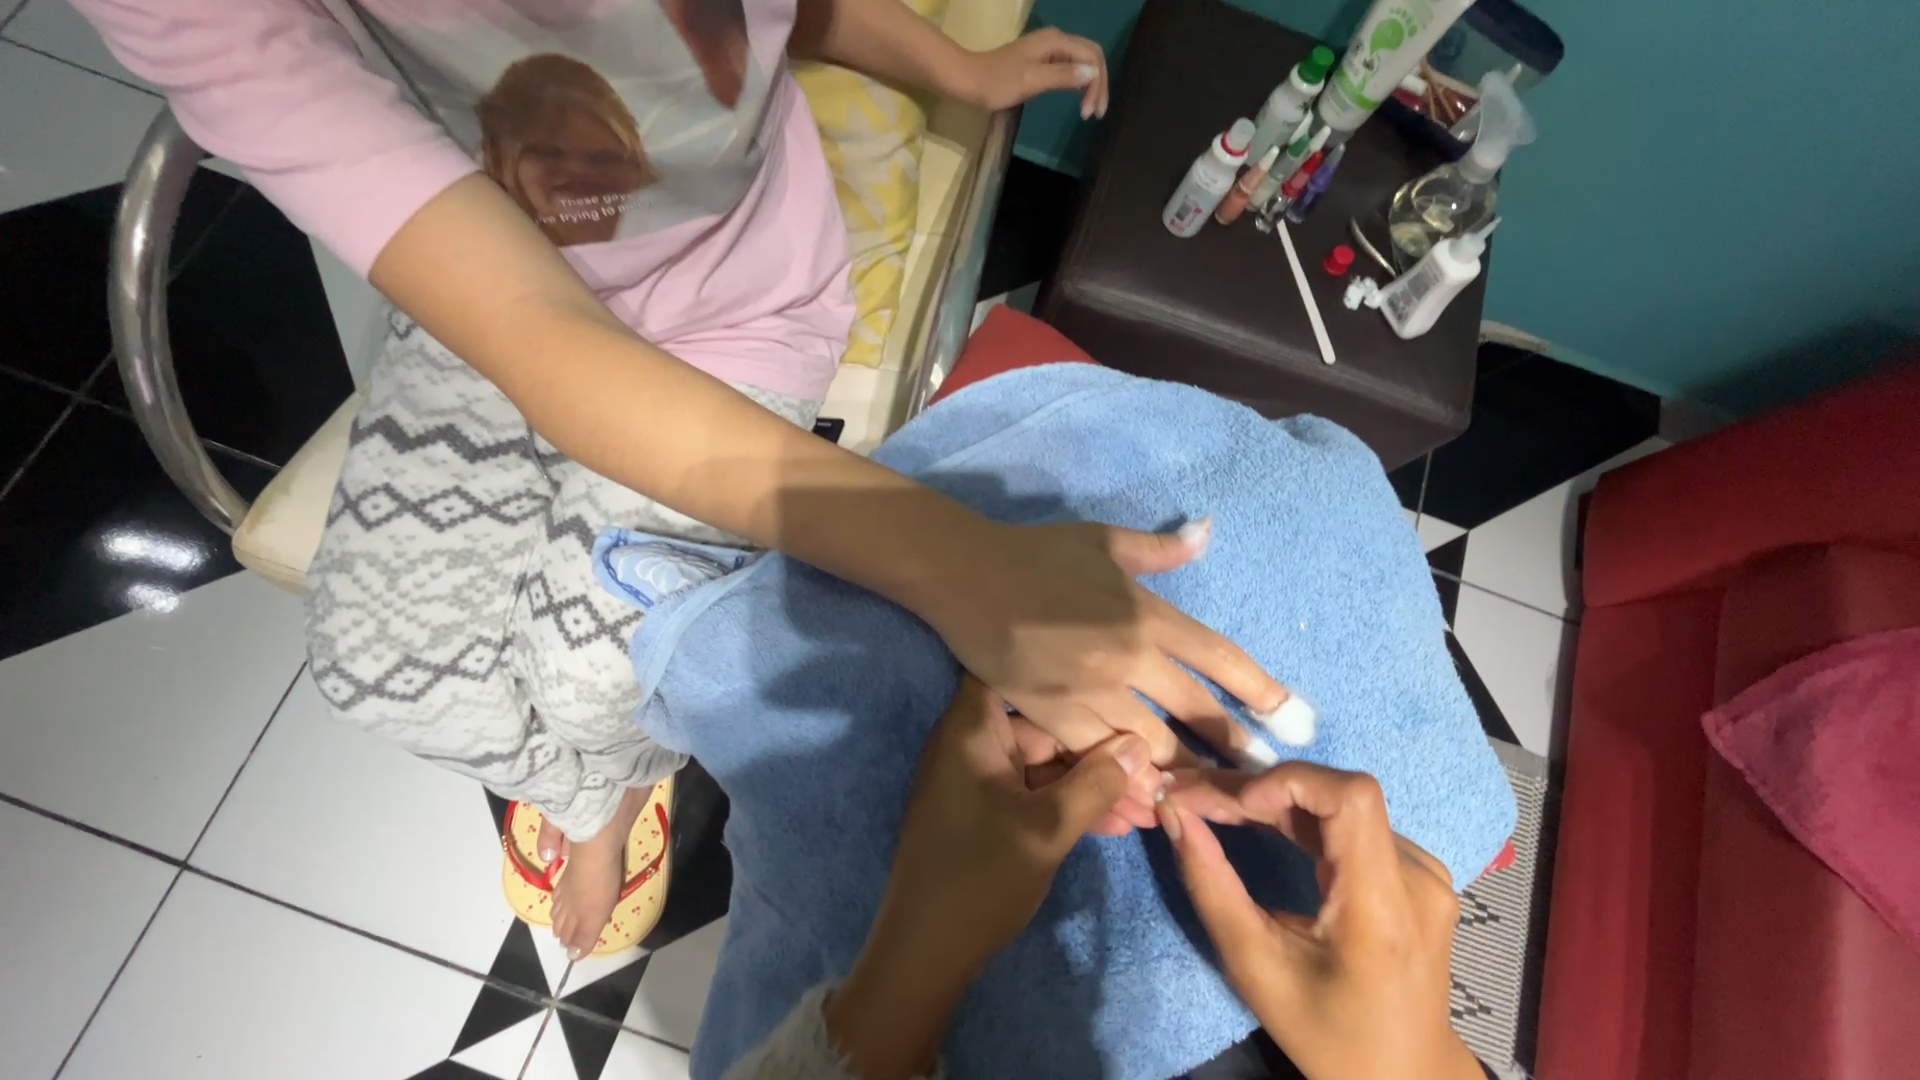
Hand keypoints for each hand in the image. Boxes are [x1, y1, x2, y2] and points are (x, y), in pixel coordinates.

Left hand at [825, 677, 1140, 1078]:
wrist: (927, 949)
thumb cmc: (981, 875)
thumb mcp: (1048, 828)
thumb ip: (1096, 782)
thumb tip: (1141, 744)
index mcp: (972, 727)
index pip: (1015, 670)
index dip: (1061, 664)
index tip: (1113, 668)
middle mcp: (974, 740)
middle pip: (1043, 721)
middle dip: (1100, 747)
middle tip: (1157, 767)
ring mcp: (982, 774)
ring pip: (1047, 761)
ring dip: (1094, 781)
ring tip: (1152, 803)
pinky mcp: (990, 807)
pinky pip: (1037, 789)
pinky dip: (1072, 801)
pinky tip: (1121, 822)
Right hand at [914, 518, 1291, 809]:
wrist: (968, 576)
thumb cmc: (1037, 553)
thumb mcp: (1102, 540)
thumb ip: (1159, 548)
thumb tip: (1207, 532)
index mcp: (1146, 612)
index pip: (1220, 657)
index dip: (1261, 690)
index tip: (1293, 718)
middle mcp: (1129, 657)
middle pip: (1196, 711)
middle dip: (1236, 745)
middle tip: (1267, 773)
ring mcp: (1091, 691)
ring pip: (1154, 744)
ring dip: (1188, 770)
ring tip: (1216, 793)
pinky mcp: (1053, 715)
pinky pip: (1099, 756)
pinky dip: (1126, 777)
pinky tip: (1147, 792)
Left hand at [955, 27, 1108, 117]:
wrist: (968, 80)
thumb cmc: (997, 83)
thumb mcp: (1031, 80)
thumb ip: (1062, 75)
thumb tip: (1091, 73)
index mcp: (1056, 41)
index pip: (1092, 57)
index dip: (1097, 84)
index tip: (1090, 114)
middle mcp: (1055, 41)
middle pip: (1090, 57)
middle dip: (1098, 84)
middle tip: (1096, 114)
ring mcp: (1048, 50)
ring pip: (1081, 63)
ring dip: (1089, 85)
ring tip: (1089, 111)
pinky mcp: (1041, 61)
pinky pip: (1068, 68)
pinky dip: (1077, 83)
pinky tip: (1077, 99)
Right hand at [1157, 764, 1484, 1079]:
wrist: (1405, 1077)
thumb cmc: (1327, 1034)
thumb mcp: (1255, 966)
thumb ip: (1211, 883)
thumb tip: (1172, 811)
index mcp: (1382, 906)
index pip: (1350, 797)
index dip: (1286, 782)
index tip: (1232, 804)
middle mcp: (1415, 876)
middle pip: (1332, 795)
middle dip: (1255, 789)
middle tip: (1191, 796)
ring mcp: (1421, 871)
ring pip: (1334, 803)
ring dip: (1270, 799)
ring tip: (1212, 805)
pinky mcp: (1413, 871)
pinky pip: (1347, 821)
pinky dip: (1294, 815)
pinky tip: (1256, 821)